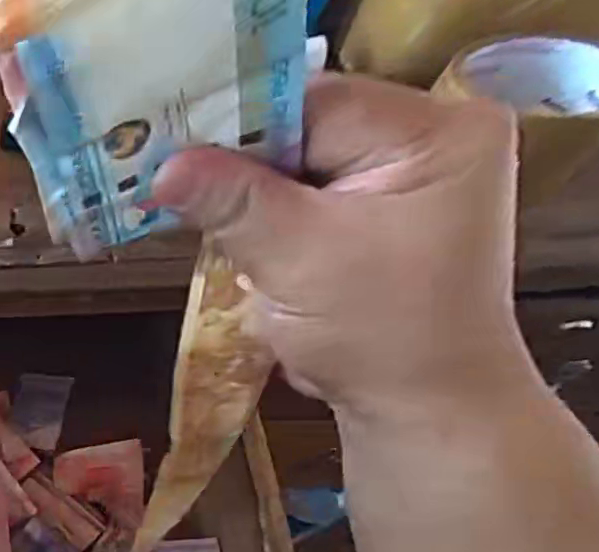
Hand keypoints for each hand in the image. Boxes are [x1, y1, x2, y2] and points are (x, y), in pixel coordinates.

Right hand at [152, 74, 536, 418]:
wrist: (414, 400)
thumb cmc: (373, 330)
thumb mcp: (297, 258)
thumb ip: (233, 205)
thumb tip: (165, 168)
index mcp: (433, 132)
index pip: (316, 104)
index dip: (239, 127)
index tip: (171, 154)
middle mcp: (425, 143)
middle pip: (306, 133)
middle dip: (238, 167)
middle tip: (169, 185)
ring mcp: (400, 184)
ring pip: (298, 171)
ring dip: (244, 198)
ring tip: (191, 213)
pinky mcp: (372, 220)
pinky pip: (303, 202)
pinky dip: (261, 220)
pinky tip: (230, 236)